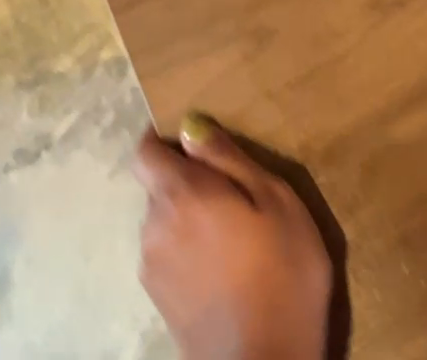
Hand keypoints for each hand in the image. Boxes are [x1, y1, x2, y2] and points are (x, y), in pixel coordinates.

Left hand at [134, 113, 331, 359]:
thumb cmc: (282, 269)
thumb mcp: (275, 199)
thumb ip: (229, 159)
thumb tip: (192, 126)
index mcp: (180, 195)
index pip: (144, 153)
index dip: (165, 140)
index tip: (200, 143)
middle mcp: (154, 227)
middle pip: (159, 187)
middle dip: (190, 180)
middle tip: (239, 191)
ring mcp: (152, 268)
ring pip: (165, 222)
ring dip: (192, 216)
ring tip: (239, 231)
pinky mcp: (159, 300)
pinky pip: (170, 253)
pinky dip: (191, 247)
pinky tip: (228, 265)